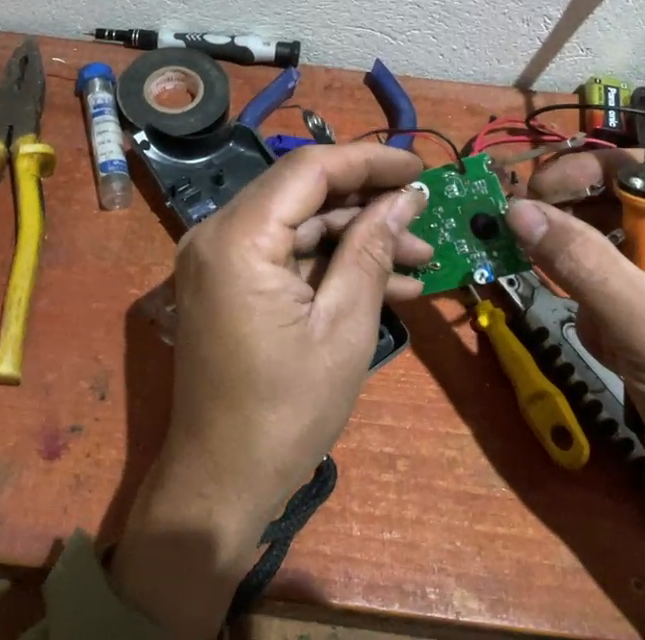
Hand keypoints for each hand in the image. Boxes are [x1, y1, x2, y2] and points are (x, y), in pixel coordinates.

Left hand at [111, 144, 430, 637]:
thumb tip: (405, 197)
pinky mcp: (227, 286)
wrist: (221, 482)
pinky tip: (387, 284)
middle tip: (427, 217)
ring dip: (356, 239)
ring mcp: (218, 261)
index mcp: (238, 237)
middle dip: (368, 204)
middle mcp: (217, 235)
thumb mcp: (343, 327)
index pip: (309, 169)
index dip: (369, 161)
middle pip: (302, 193)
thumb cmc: (286, 411)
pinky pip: (284, 258)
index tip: (421, 168)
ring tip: (421, 259)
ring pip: (298, 227)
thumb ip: (371, 250)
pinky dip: (330, 265)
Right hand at [510, 150, 644, 638]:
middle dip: (589, 241)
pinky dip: (603, 318)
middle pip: (631, 211)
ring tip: (608, 334)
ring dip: (594, 290)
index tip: (535, 193)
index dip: (595, 173)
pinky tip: (618, 354)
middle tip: (540, 253)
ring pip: (616, 256)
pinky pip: (618, 295)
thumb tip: (516, 209)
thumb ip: (582, 263)